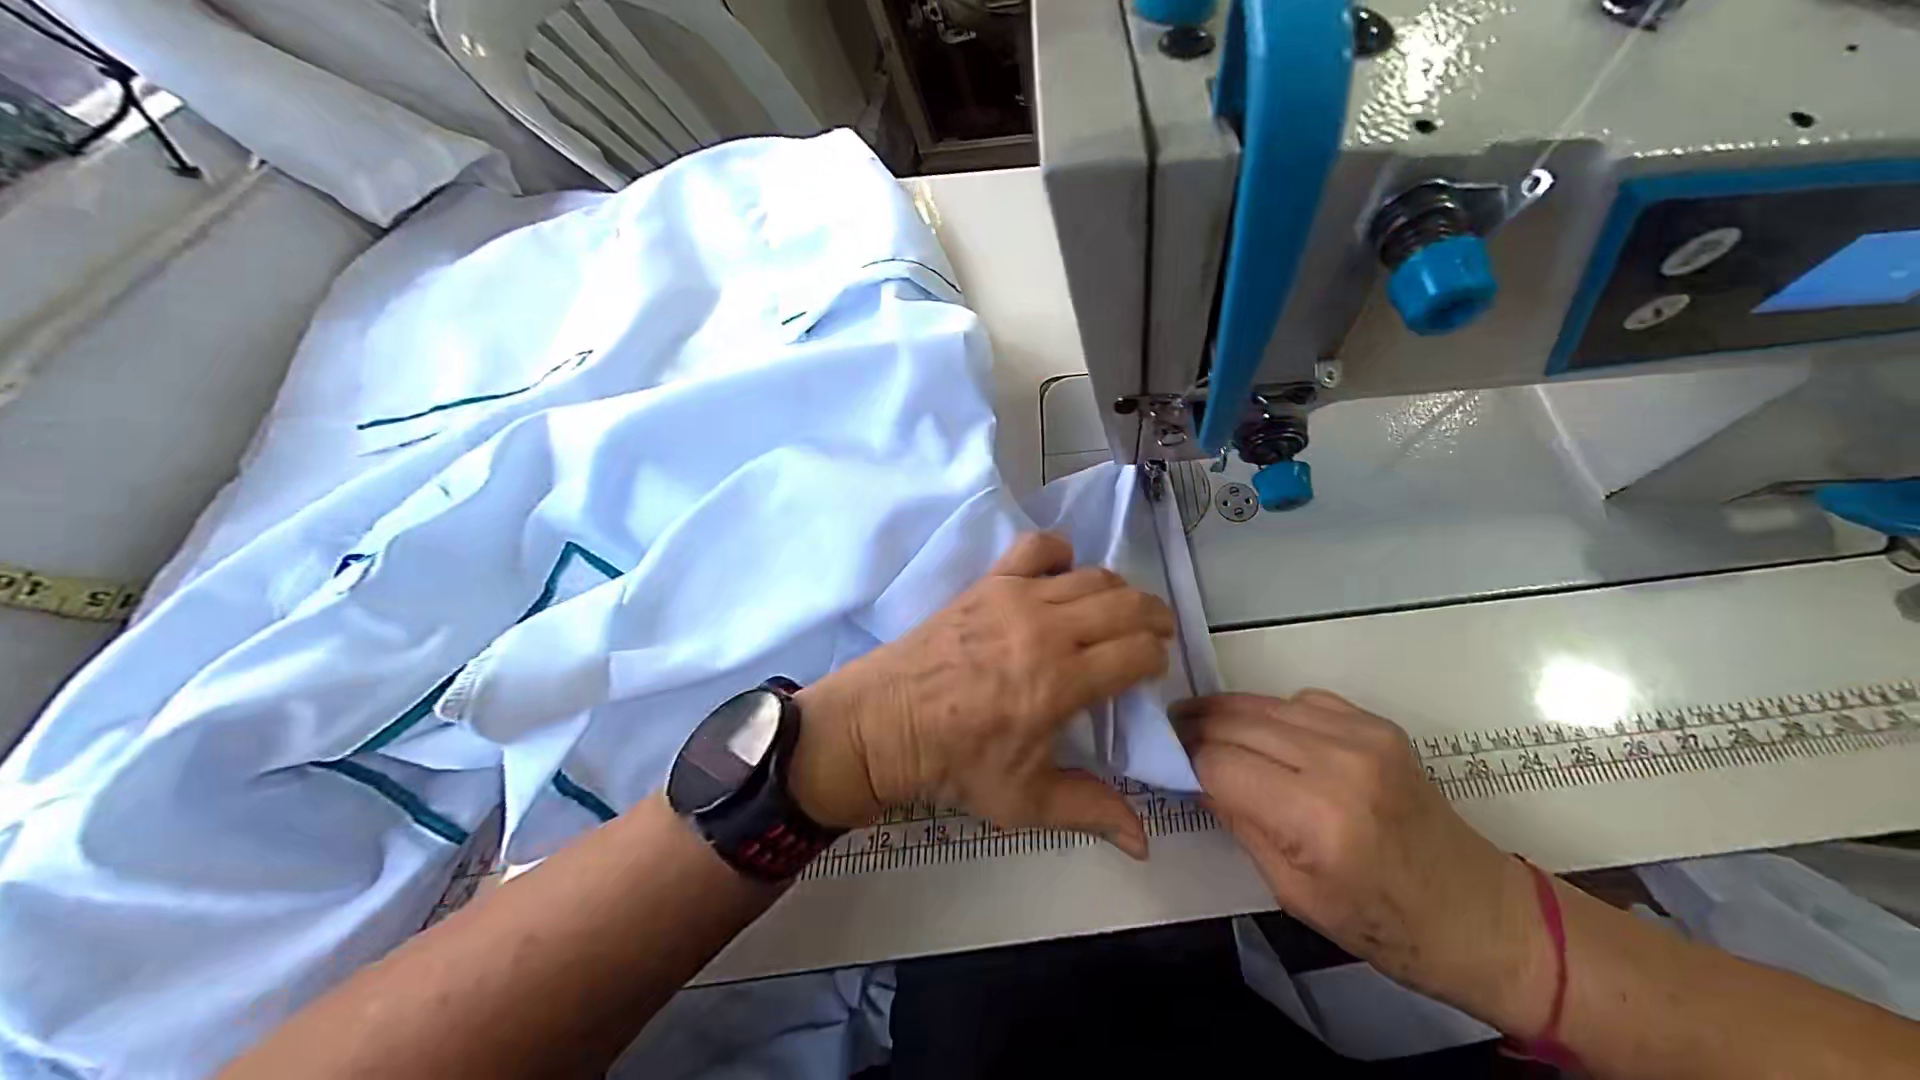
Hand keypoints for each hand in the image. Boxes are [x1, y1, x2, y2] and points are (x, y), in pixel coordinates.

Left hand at [791, 532, 1174, 857]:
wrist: (884, 723)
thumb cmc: (954, 763)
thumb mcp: (1025, 800)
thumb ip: (1091, 811)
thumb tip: (1145, 844)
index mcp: (1062, 682)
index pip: (1139, 652)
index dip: (1155, 660)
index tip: (1148, 673)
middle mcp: (1048, 630)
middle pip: (1127, 605)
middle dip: (1152, 619)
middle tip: (1150, 638)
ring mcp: (1016, 597)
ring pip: (1093, 575)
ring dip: (1117, 592)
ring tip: (1116, 614)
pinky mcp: (988, 581)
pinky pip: (1035, 547)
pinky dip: (1059, 553)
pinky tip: (1060, 576)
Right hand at [1173, 691, 1545, 1022]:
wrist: (1479, 913)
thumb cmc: (1381, 923)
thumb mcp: (1290, 890)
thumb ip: (1238, 822)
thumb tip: (1194, 776)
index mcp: (1316, 818)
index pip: (1217, 763)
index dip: (1182, 760)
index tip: (1162, 763)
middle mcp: (1339, 762)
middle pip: (1234, 722)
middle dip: (1194, 729)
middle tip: (1170, 738)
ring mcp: (1362, 735)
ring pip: (1261, 703)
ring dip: (1225, 715)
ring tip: (1202, 729)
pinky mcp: (1376, 724)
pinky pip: (1298, 701)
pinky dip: (1269, 713)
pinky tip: (1266, 735)